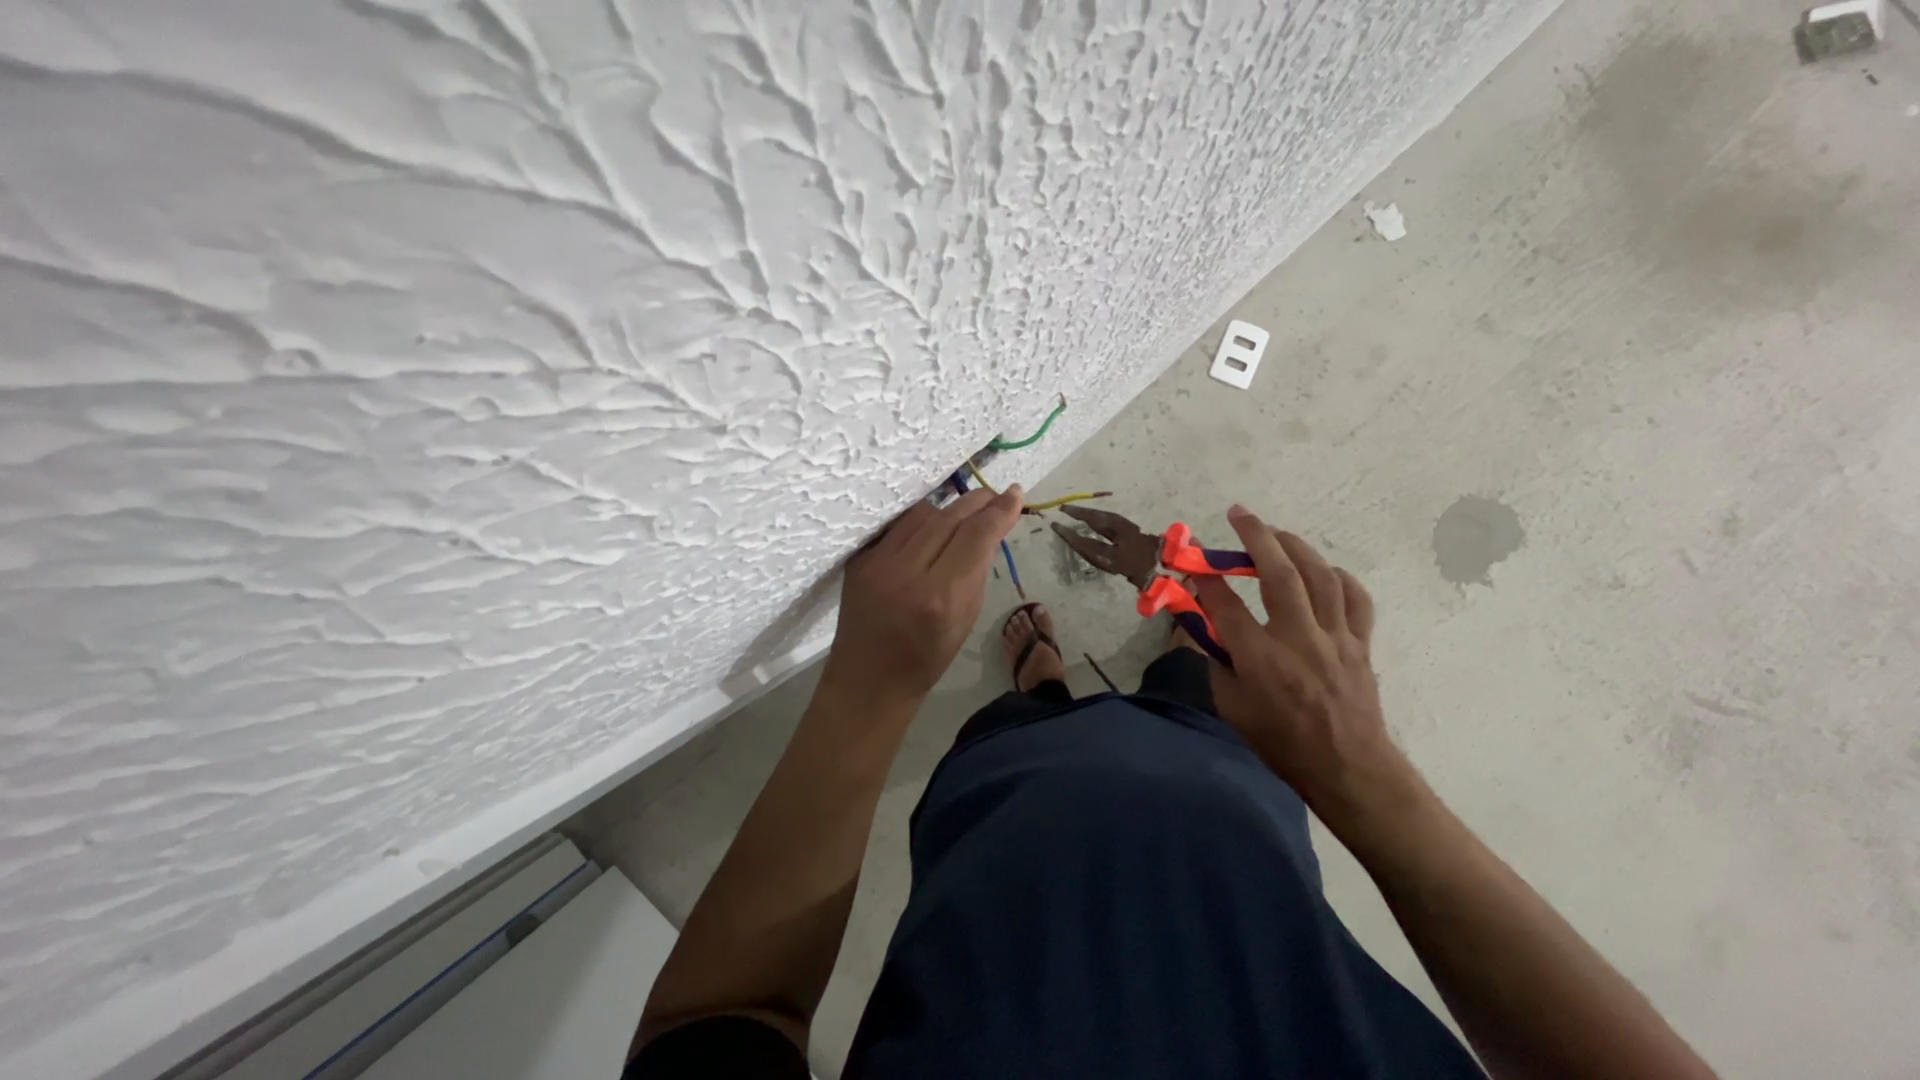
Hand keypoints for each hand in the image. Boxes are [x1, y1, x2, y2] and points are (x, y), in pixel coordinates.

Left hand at [823, 485, 1024, 701]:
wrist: (869, 679)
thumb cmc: (927, 658)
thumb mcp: (966, 618)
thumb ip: (977, 571)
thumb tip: (989, 529)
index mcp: (941, 596)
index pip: (976, 536)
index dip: (1000, 511)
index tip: (1015, 495)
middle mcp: (907, 572)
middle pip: (950, 517)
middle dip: (978, 501)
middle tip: (997, 495)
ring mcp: (878, 563)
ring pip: (922, 514)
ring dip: (948, 509)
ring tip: (965, 513)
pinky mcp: (860, 560)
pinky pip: (897, 527)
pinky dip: (919, 522)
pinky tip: (931, 526)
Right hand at [1191, 505, 1413, 815]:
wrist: (1346, 767)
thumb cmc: (1280, 743)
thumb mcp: (1231, 708)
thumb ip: (1218, 661)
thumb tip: (1208, 626)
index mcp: (1260, 658)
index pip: (1226, 604)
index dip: (1206, 579)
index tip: (1194, 564)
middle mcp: (1298, 638)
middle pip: (1278, 573)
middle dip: (1256, 537)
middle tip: (1239, 513)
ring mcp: (1335, 637)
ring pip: (1319, 576)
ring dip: (1295, 546)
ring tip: (1276, 533)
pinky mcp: (1360, 642)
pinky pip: (1355, 598)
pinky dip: (1338, 577)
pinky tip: (1323, 571)